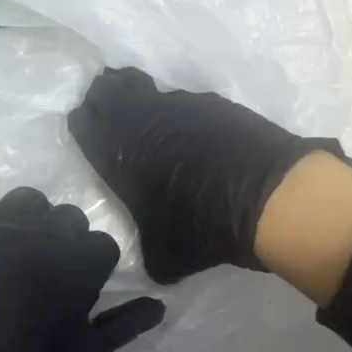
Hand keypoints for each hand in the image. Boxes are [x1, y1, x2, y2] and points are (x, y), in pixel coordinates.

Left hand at [0, 123, 164, 351]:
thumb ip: (121, 327)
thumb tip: (159, 305)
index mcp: (75, 268)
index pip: (100, 246)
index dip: (92, 268)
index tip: (82, 290)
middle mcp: (40, 237)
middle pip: (66, 220)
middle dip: (64, 242)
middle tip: (49, 276)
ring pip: (26, 201)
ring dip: (29, 218)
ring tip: (20, 244)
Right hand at [68, 66, 349, 284]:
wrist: (269, 198)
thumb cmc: (202, 227)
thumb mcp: (164, 255)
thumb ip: (148, 252)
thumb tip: (154, 262)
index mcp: (116, 150)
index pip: (83, 120)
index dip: (84, 124)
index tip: (90, 133)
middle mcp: (142, 117)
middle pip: (111, 88)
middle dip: (108, 97)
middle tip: (115, 115)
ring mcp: (181, 104)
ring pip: (151, 93)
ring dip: (149, 106)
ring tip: (160, 130)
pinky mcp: (215, 103)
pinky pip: (188, 103)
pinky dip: (186, 116)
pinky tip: (200, 139)